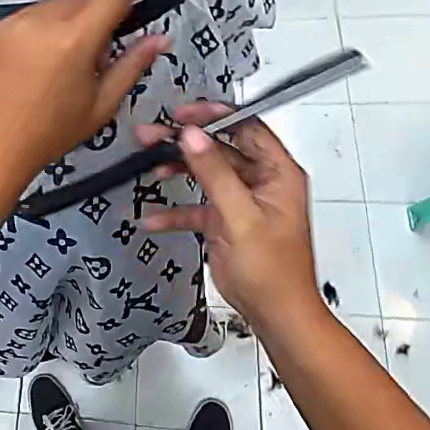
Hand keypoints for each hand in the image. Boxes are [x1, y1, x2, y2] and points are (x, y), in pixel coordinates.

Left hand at [0, 0, 170, 191]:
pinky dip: (44, 27)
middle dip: (101, 6)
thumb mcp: (102, 105)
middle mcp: (41, 22)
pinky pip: (29, 14)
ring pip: (55, 1)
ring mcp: (13, 23)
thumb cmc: (52, 133)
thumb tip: (160, 39)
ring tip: (67, 58)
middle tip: (101, 46)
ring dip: (71, 17)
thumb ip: (132, 65)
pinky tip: (40, 61)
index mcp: (74, 41)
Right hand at [137, 103, 323, 333]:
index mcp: (278, 173)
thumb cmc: (276, 274)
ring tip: (150, 162)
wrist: (276, 314)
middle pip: (220, 148)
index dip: (214, 116)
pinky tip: (155, 217)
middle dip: (187, 142)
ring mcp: (242, 201)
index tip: (184, 116)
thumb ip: (216, 173)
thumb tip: (195, 138)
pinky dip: (176, 210)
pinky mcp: (226, 221)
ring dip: (178, 169)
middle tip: (157, 135)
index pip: (246, 127)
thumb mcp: (242, 217)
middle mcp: (261, 182)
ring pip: (206, 173)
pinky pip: (197, 206)